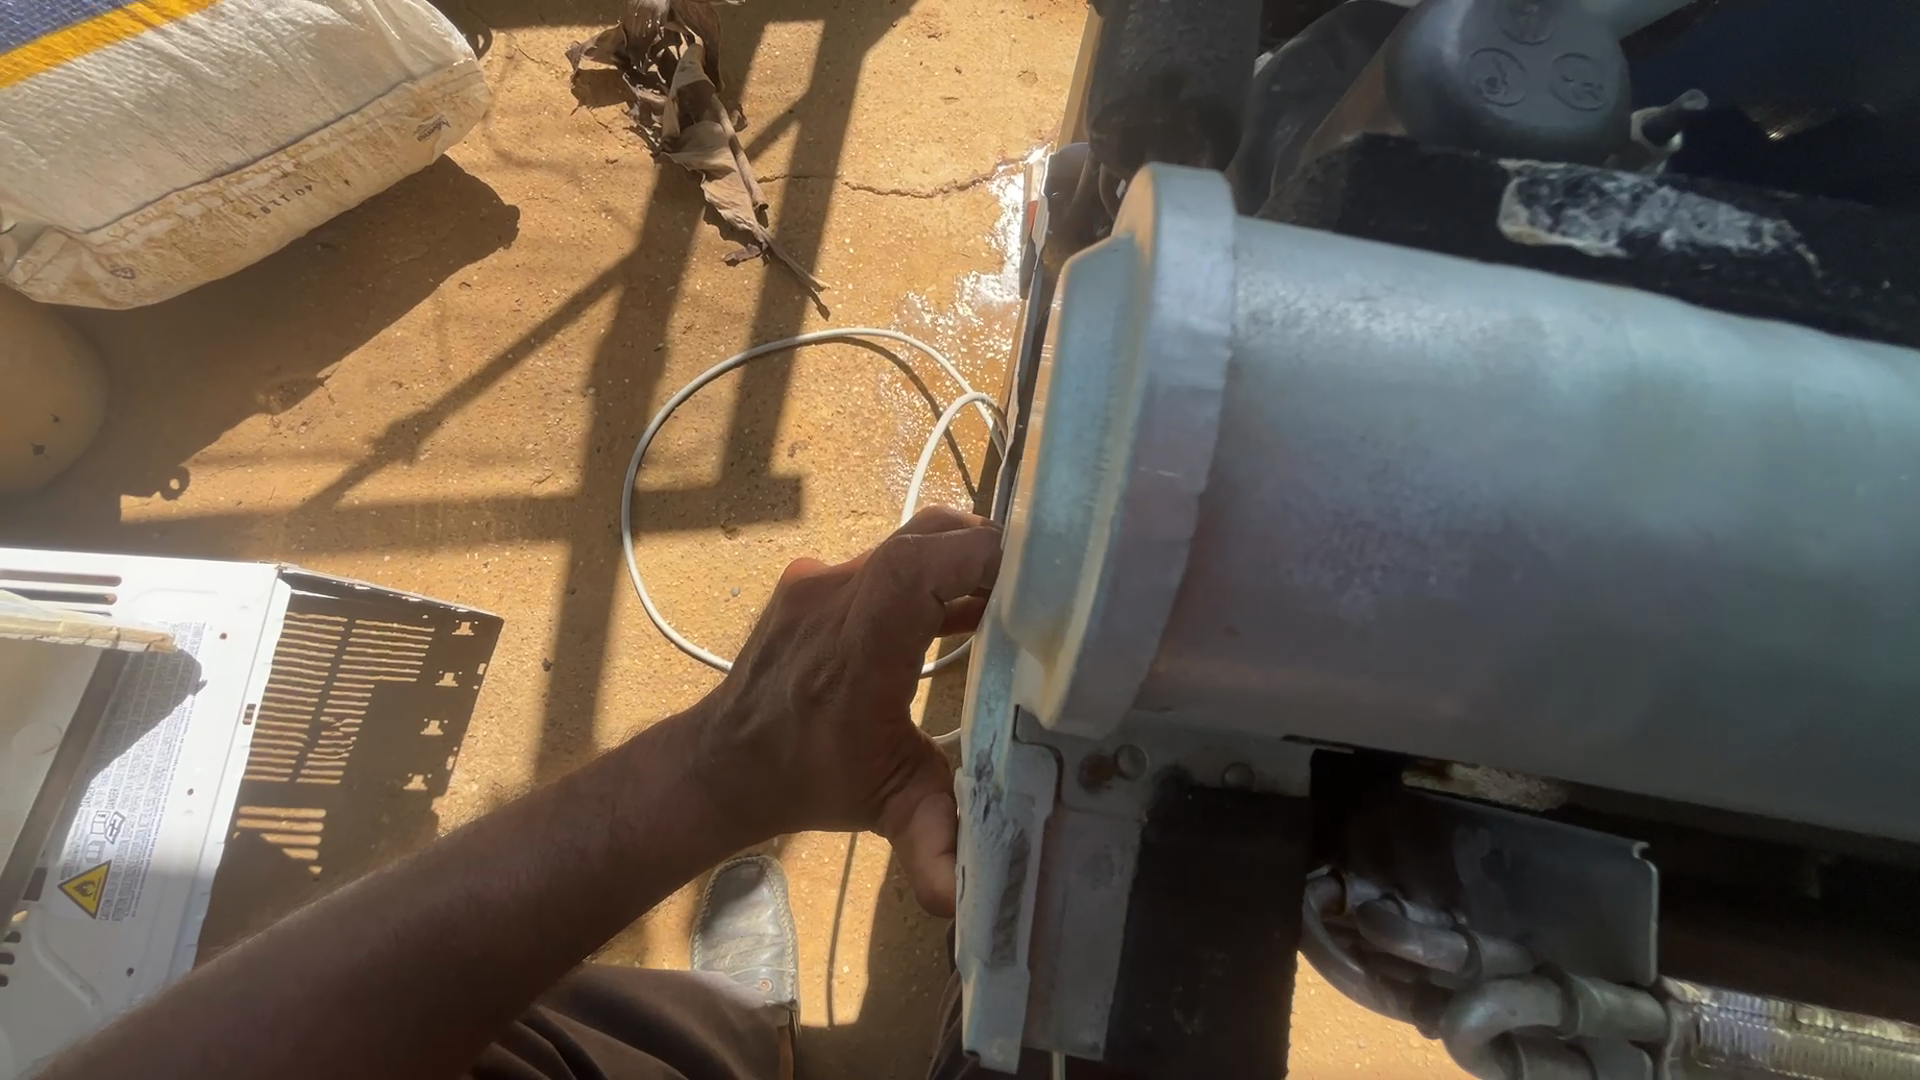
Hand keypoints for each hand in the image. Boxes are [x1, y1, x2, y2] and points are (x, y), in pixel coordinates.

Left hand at [697, 506, 1000, 915]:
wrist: (722, 760)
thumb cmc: (805, 779)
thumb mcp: (883, 805)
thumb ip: (930, 841)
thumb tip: (966, 901)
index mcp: (857, 648)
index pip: (918, 566)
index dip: (980, 556)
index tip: (1035, 572)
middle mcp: (835, 598)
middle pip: (921, 536)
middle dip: (984, 549)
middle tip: (1034, 581)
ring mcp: (819, 581)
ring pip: (904, 539)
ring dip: (958, 557)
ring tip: (1005, 592)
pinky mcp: (813, 580)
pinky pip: (885, 559)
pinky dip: (928, 572)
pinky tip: (958, 607)